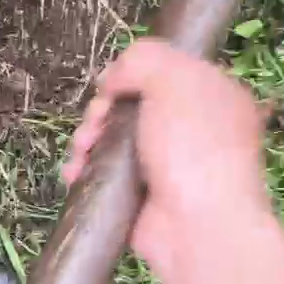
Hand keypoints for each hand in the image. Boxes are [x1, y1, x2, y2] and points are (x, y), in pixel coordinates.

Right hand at [61, 38, 271, 272]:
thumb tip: (112, 78)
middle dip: (100, 112)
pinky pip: (102, 175)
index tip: (112, 88)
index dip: (129, 76)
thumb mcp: (176, 81)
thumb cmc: (194, 146)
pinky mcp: (137, 195)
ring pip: (110, 140)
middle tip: (95, 125)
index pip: (160, 73)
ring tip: (81, 153)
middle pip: (128, 107)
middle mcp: (188, 128)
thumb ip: (144, 60)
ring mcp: (162, 164)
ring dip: (86, 141)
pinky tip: (74, 174)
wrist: (197, 223)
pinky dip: (83, 171)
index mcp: (209, 95)